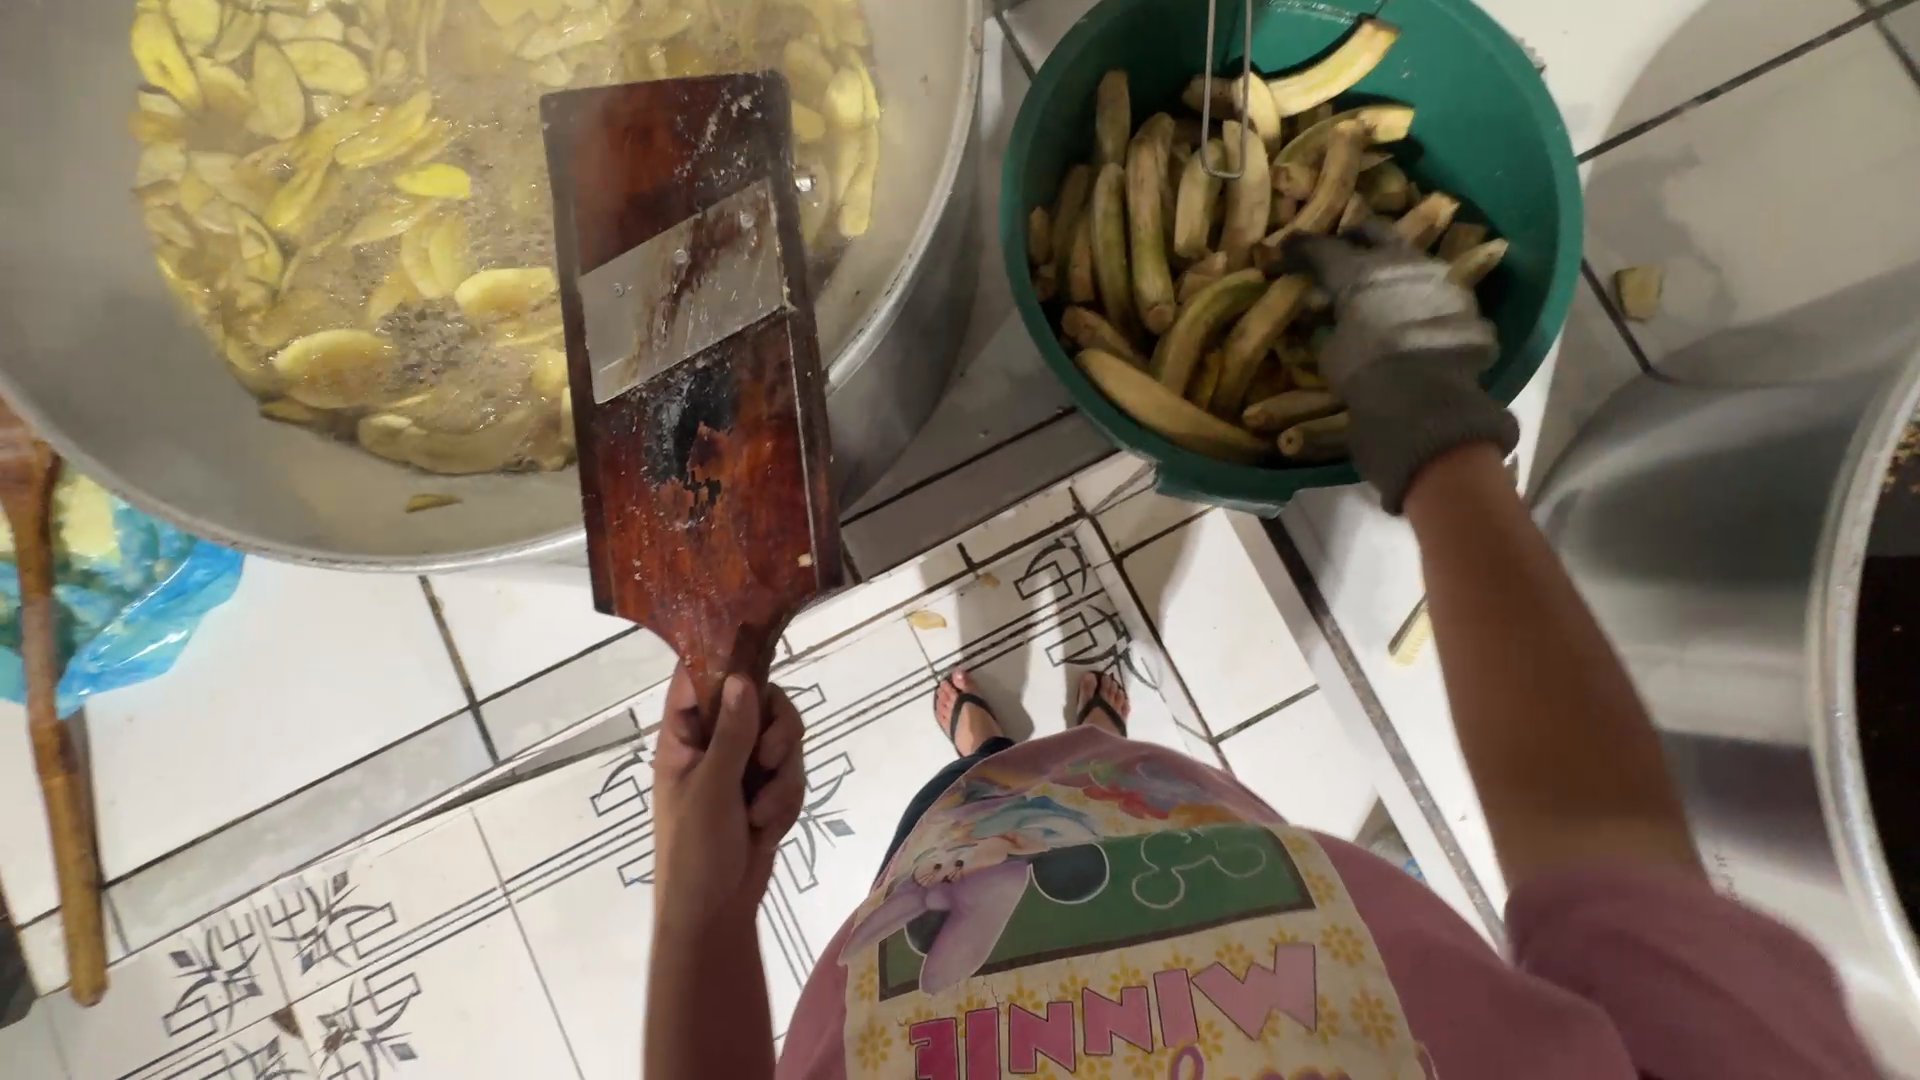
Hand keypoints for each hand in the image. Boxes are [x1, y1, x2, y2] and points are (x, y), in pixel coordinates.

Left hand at [651, 667, 806, 926]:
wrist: (716, 913)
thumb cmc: (695, 851)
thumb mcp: (711, 790)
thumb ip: (732, 733)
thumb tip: (742, 677)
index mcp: (684, 736)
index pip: (697, 677)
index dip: (723, 655)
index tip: (759, 647)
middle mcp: (715, 741)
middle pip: (760, 699)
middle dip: (776, 732)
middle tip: (771, 758)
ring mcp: (742, 764)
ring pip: (784, 737)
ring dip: (783, 777)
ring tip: (762, 814)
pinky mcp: (767, 787)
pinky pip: (793, 771)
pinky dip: (787, 800)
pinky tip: (768, 828)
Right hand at [1283, 222, 1517, 513]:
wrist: (1424, 398)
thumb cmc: (1363, 372)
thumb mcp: (1331, 351)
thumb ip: (1335, 327)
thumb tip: (1337, 322)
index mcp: (1360, 272)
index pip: (1324, 249)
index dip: (1303, 247)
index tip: (1287, 245)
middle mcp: (1404, 264)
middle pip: (1377, 233)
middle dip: (1357, 235)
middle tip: (1344, 241)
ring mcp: (1442, 280)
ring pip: (1414, 259)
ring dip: (1396, 266)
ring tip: (1384, 281)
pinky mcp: (1468, 306)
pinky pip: (1437, 294)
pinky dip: (1422, 300)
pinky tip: (1416, 316)